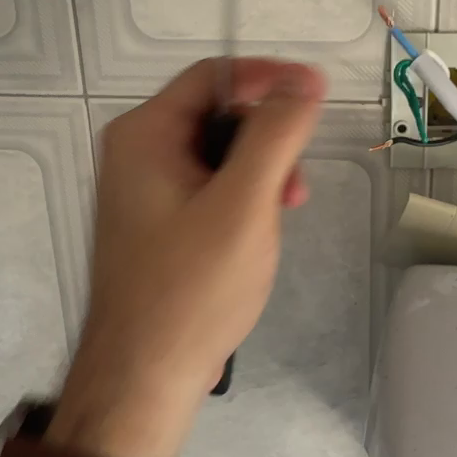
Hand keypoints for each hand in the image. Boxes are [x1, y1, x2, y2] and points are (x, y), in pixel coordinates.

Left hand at [48, 57, 325, 456]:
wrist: (144, 379)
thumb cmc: (192, 289)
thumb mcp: (243, 204)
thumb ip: (275, 135)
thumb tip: (304, 80)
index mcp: (144, 135)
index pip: (215, 77)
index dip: (270, 77)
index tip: (318, 93)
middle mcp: (137, 152)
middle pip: (219, 116)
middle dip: (267, 141)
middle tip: (297, 185)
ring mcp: (146, 190)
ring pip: (220, 155)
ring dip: (260, 175)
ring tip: (281, 216)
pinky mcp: (159, 222)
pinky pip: (210, 188)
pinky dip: (242, 200)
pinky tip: (256, 235)